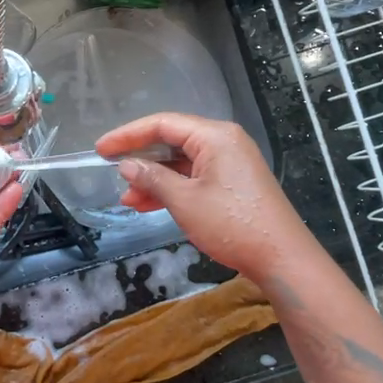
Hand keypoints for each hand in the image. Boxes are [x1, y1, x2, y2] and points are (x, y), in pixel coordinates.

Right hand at [96, 113, 307, 280]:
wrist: (281, 258)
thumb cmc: (231, 224)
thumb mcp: (184, 201)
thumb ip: (152, 178)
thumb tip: (126, 166)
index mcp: (215, 136)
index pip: (162, 123)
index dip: (128, 135)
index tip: (100, 149)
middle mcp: (224, 142)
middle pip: (172, 140)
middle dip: (140, 158)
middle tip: (110, 170)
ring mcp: (230, 163)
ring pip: (181, 162)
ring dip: (153, 178)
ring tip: (127, 198)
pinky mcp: (233, 184)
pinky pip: (194, 177)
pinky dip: (171, 188)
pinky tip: (149, 204)